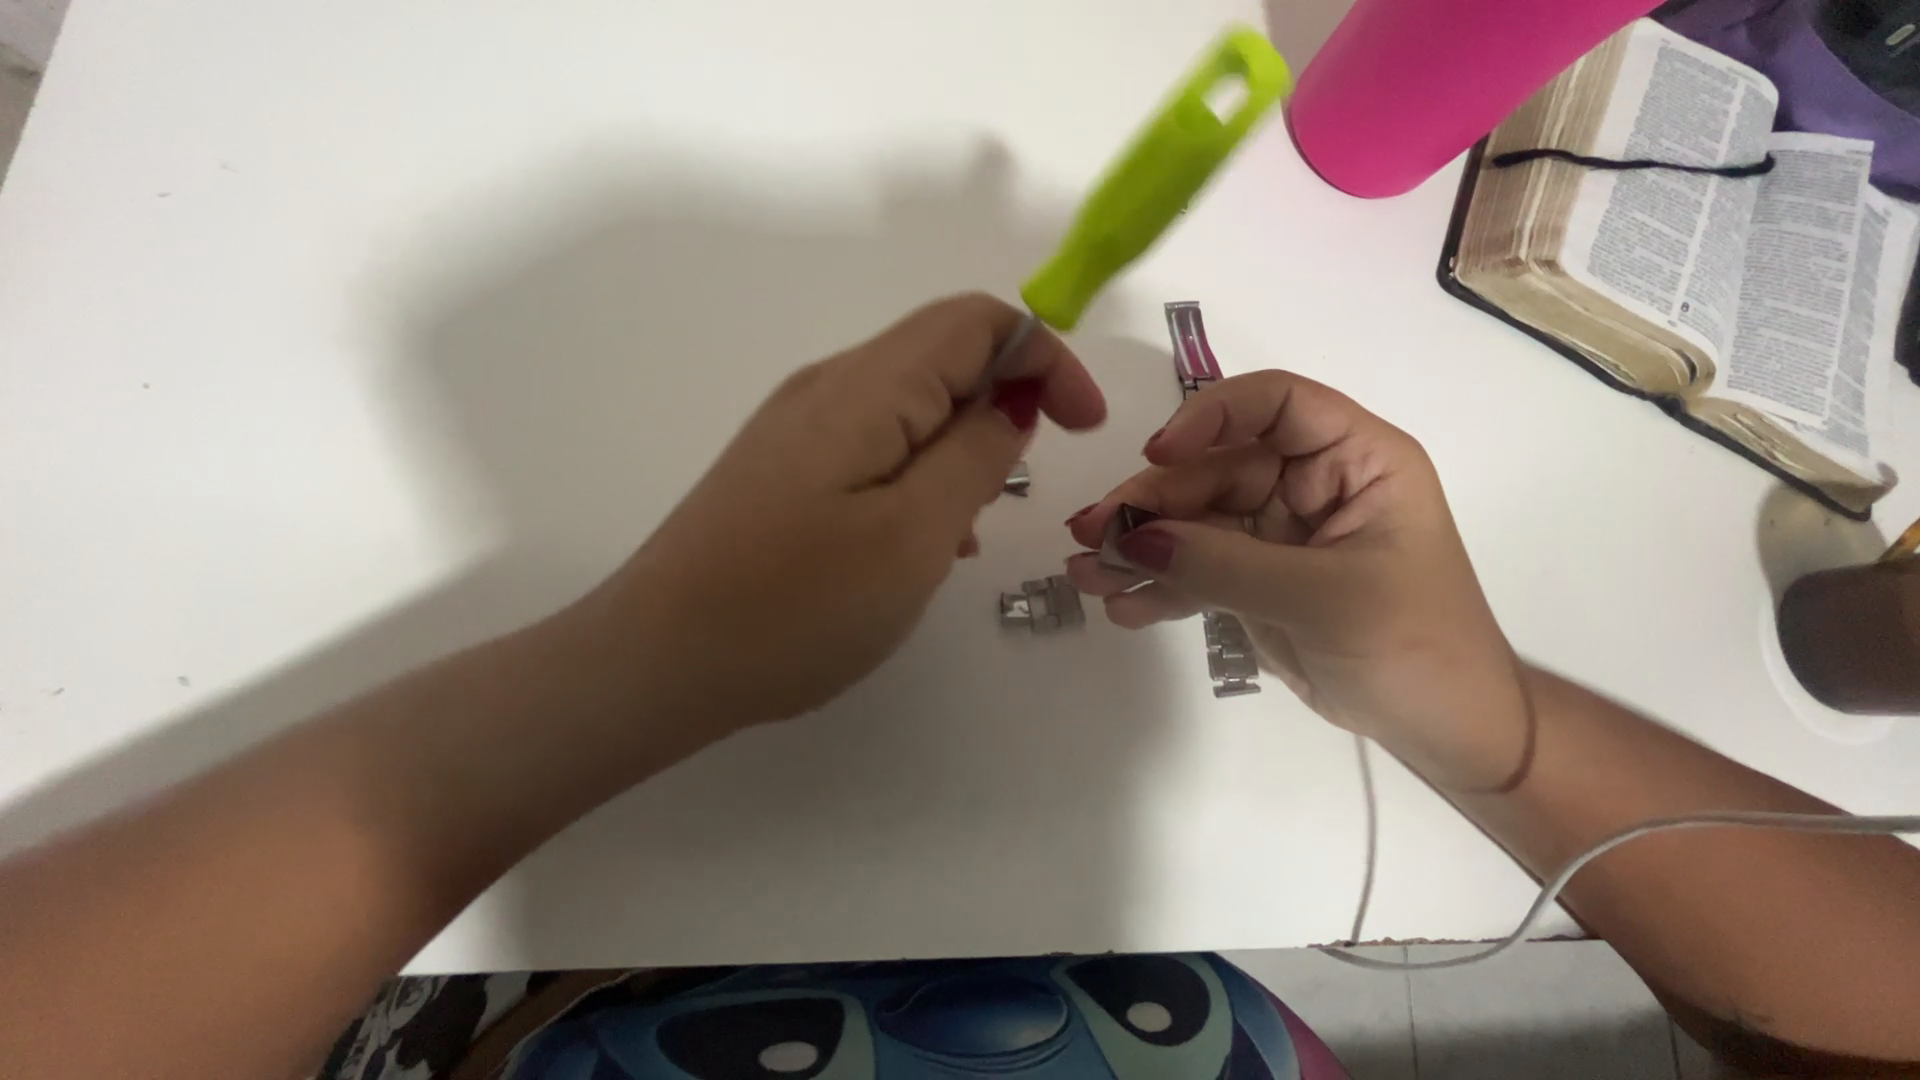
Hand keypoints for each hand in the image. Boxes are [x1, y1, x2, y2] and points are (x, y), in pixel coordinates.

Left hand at [586, 293, 1105, 733]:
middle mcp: (828, 389)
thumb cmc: (795, 604)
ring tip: (962, 531)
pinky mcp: (783, 472)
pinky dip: (918, 479)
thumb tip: (1011, 402)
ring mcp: (798, 431)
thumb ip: (975, 455)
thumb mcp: (913, 534)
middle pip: (941, 357)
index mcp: (864, 387)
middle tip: (1012, 492)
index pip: (976, 321)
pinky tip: (917, 547)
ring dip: (960, 451)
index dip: (1045, 358)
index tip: (1084, 428)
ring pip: (910, 410)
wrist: (658, 662)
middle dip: (1003, 407)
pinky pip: (874, 450)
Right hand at [1064, 371, 1527, 790]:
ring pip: (1192, 522)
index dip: (1212, 416)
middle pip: (1212, 471)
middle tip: (1090, 534)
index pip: (1277, 405)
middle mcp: (1308, 485)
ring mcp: (1275, 535)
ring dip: (1139, 546)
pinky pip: (1194, 570)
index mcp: (1354, 461)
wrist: (1441, 728)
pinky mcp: (1252, 580)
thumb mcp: (1325, 599)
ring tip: (1089, 575)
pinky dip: (1156, 587)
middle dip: (1150, 504)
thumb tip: (1134, 540)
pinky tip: (1124, 608)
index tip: (1157, 454)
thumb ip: (1226, 565)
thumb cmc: (1417, 647)